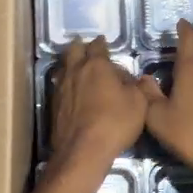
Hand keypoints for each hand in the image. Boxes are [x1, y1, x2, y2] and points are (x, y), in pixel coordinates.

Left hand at [48, 37, 148, 167]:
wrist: (83, 151)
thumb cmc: (114, 122)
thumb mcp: (138, 103)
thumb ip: (139, 86)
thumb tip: (136, 79)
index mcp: (96, 65)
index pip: (97, 46)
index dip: (102, 43)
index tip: (104, 41)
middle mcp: (75, 71)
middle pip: (74, 50)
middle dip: (81, 48)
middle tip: (88, 50)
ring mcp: (61, 88)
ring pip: (64, 67)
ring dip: (71, 65)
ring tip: (79, 70)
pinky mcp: (54, 105)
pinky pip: (60, 86)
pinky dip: (67, 84)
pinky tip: (72, 92)